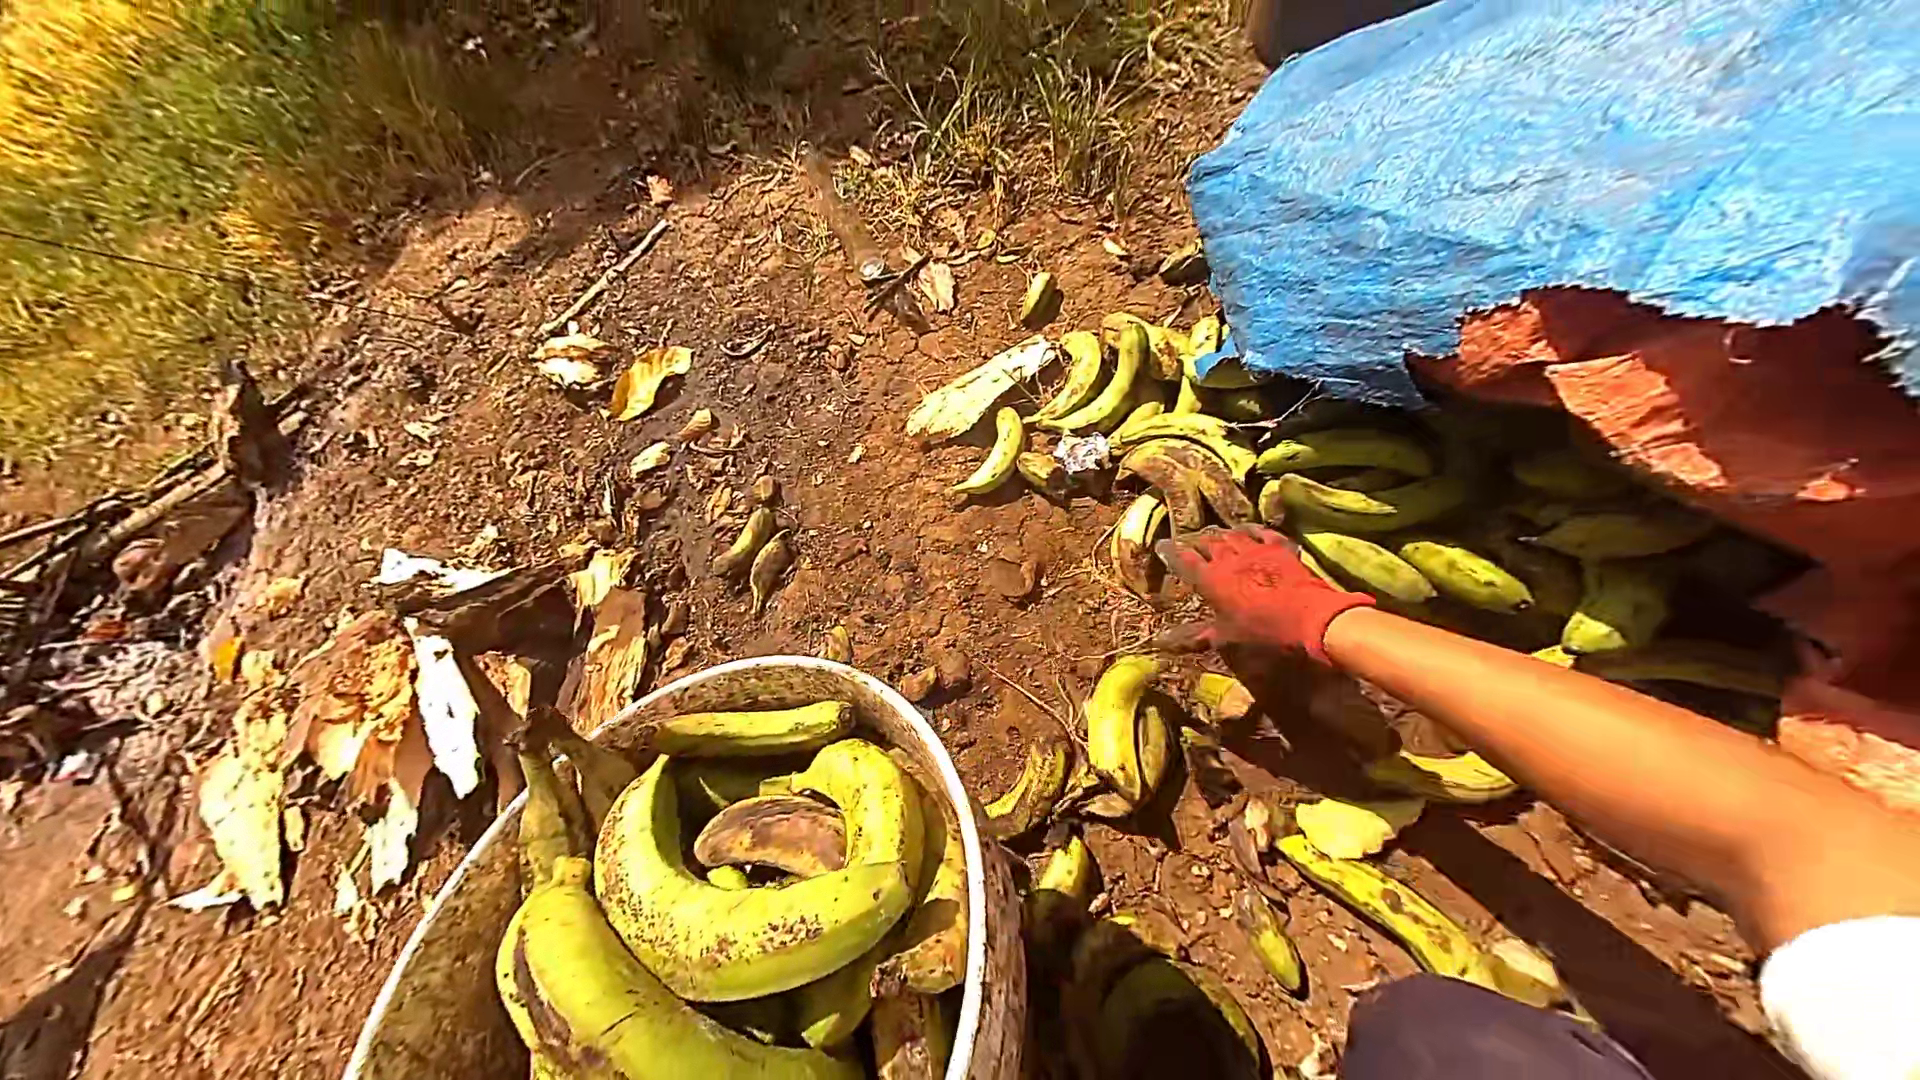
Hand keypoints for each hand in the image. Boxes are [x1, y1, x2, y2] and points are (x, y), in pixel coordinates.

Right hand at [1154, 525, 1374, 662]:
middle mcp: (1227, 558)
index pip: (1182, 559)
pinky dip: (1252, 531)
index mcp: (1209, 578)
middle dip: (1197, 541)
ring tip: (1216, 535)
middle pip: (1206, 541)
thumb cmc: (1261, 630)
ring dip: (1222, 534)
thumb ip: (1194, 636)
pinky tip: (1249, 531)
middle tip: (1192, 544)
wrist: (1308, 617)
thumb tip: (1159, 642)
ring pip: (1231, 534)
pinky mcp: (1278, 548)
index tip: (1162, 545)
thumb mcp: (1224, 637)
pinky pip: (1261, 532)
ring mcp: (1254, 550)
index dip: (1170, 551)